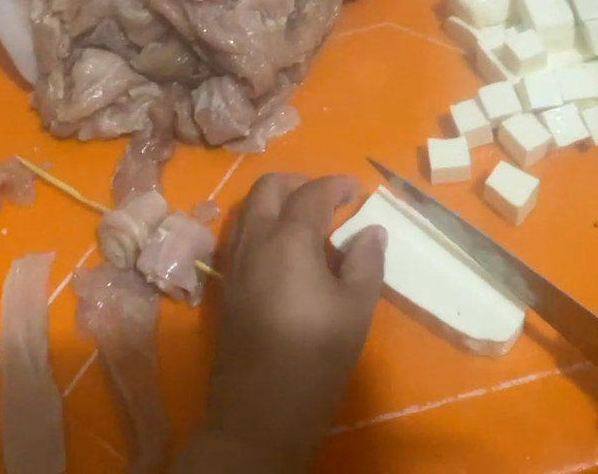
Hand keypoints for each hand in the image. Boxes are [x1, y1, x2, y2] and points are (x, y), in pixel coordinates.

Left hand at [176, 174, 386, 473]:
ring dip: (277, 202)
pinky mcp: (225, 283)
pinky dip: (262, 224)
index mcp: (288, 240)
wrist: (257, 414)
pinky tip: (286, 252)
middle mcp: (254, 240)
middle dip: (299, 183)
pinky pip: (241, 234)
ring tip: (309, 223)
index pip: (311, 193)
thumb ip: (365, 263)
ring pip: (249, 208)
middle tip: (329, 200)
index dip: (336, 185)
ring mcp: (234, 261)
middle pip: (268, 188)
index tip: (357, 190)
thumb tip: (371, 231)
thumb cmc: (314, 360)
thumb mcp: (355, 312)